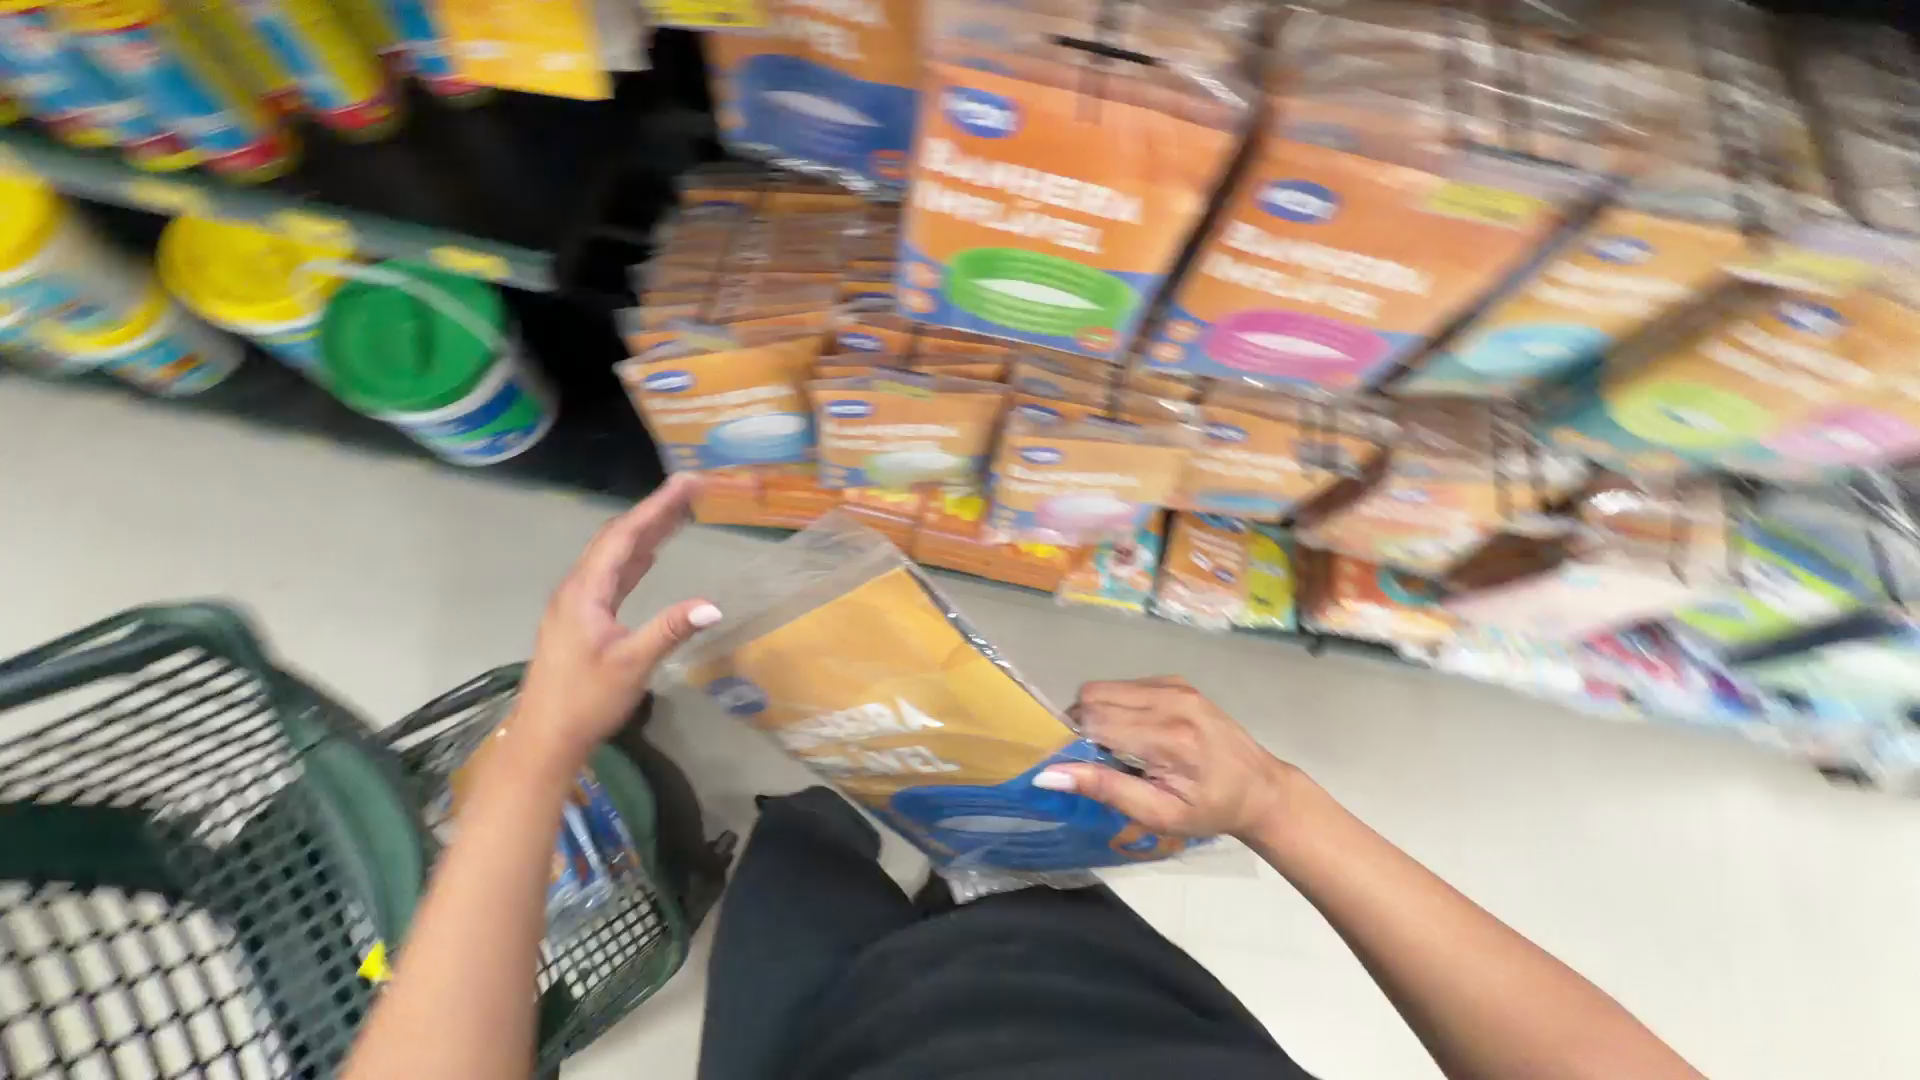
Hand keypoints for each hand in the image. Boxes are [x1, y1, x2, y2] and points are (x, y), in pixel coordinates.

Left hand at [509, 473, 720, 774]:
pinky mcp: (583, 618)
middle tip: (691, 490)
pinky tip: (653, 555)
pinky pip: (613, 574)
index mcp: (585, 591)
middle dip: (655, 512)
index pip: (625, 537)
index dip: (658, 507)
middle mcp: (578, 588)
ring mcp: (578, 603)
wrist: (545, 737)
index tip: (687, 483)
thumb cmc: (585, 700)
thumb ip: (670, 630)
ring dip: (647, 532)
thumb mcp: (632, 665)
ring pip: (615, 555)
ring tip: (680, 512)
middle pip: (618, 538)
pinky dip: (638, 557)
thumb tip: (714, 605)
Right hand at [1033, 677, 1300, 839]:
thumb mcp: (1158, 814)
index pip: (1093, 720)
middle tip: (1098, 759)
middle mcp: (1170, 700)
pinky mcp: (1175, 681)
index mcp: (1168, 737)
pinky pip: (1123, 685)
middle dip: (1082, 726)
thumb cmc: (1209, 810)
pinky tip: (1135, 732)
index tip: (1079, 766)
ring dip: (1097, 714)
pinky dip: (1116, 706)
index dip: (1073, 741)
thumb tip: (1048, 774)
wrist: (1260, 789)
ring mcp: (1174, 685)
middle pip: (1092, 696)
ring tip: (1118, 747)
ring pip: (1104, 687)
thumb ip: (1104, 788)